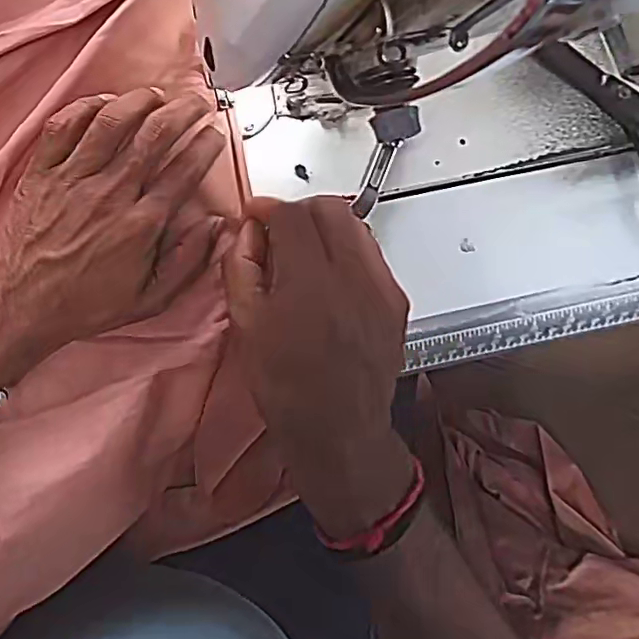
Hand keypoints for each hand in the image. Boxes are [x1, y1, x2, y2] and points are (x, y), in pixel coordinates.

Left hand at [0, 88, 226, 396]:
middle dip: (184, 110)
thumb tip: (215, 226)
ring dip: (140, 100)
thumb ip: (188, 262)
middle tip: (196, 103)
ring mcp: (72, 179)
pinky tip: (103, 103)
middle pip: (155, 134)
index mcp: (140, 224)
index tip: (213, 134)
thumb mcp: (149, 300)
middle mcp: (109, 194)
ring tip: (156, 96)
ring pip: (112, 121)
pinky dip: (86, 107)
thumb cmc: (84, 304)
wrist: (22, 305)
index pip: (184, 170)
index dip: (205, 145)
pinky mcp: (42, 173)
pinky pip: (64, 127)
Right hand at [222, 196, 413, 536]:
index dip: (266, 208)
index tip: (254, 217)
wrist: (337, 430)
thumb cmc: (284, 384)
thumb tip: (247, 232)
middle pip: (329, 208)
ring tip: (303, 255)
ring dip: (324, 227)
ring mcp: (382, 288)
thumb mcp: (245, 324)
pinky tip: (328, 278)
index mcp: (309, 283)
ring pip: (355, 225)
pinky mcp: (397, 301)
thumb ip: (241, 267)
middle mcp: (353, 277)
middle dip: (297, 211)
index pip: (291, 215)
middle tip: (277, 233)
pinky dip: (346, 251)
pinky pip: (371, 254)